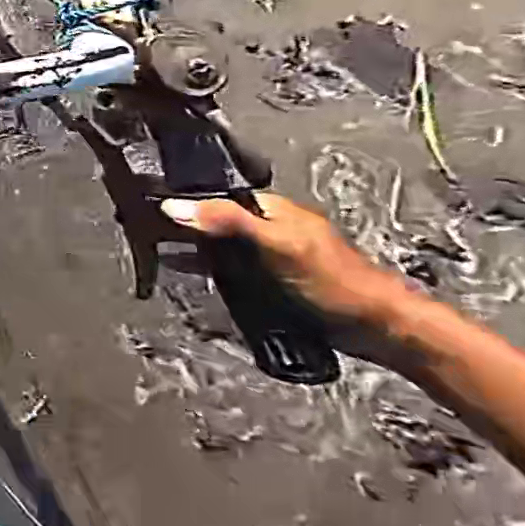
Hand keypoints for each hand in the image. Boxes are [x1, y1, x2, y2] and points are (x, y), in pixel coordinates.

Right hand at [158, 193, 416, 335]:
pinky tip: (182, 273)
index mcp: (270, 208)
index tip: (148, 210)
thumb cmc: (332, 280)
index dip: (184, 201)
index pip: (214, 195)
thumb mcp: (276, 244)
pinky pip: (224, 268)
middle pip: (211, 220)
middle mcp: (264, 226)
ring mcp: (265, 254)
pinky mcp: (265, 280)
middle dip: (182, 227)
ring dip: (189, 250)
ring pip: (215, 246)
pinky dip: (203, 269)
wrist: (379, 330)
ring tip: (155, 254)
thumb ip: (227, 221)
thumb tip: (171, 206)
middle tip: (146, 234)